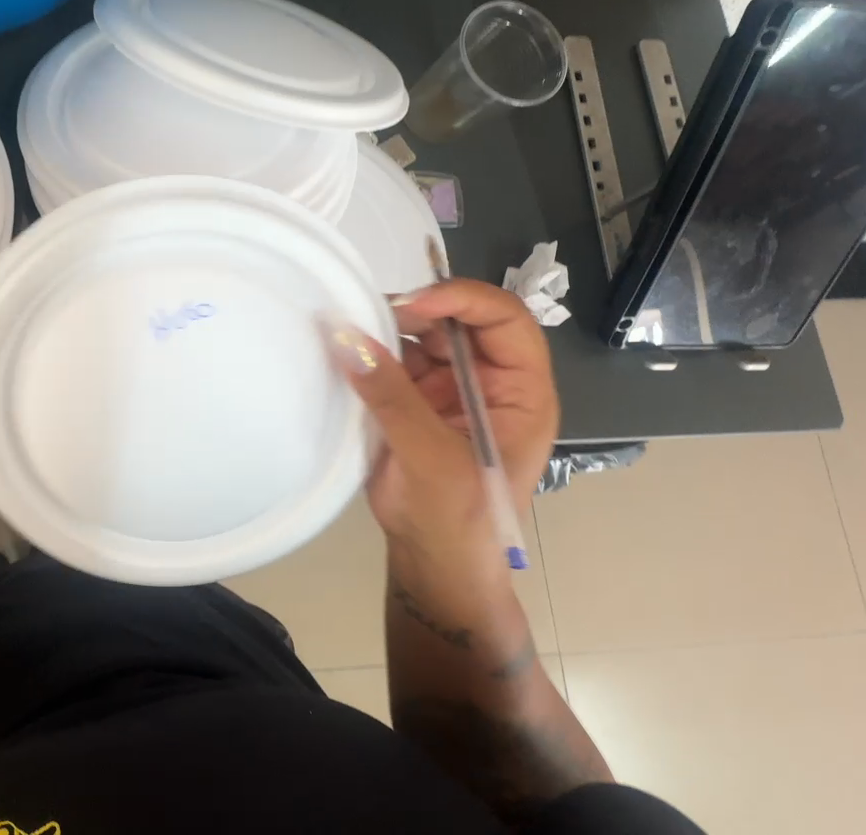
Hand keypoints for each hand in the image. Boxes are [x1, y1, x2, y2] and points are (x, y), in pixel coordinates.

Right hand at [325, 279, 557, 546]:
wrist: (432, 565)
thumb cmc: (456, 521)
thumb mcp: (431, 458)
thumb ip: (391, 396)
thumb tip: (344, 337)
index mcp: (521, 393)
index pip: (506, 322)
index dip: (465, 300)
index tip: (414, 303)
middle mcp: (489, 382)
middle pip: (461, 321)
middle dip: (419, 310)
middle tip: (370, 314)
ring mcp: (450, 391)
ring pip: (424, 337)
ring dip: (390, 328)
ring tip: (352, 328)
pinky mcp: (414, 402)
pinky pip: (394, 362)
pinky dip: (371, 351)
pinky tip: (348, 349)